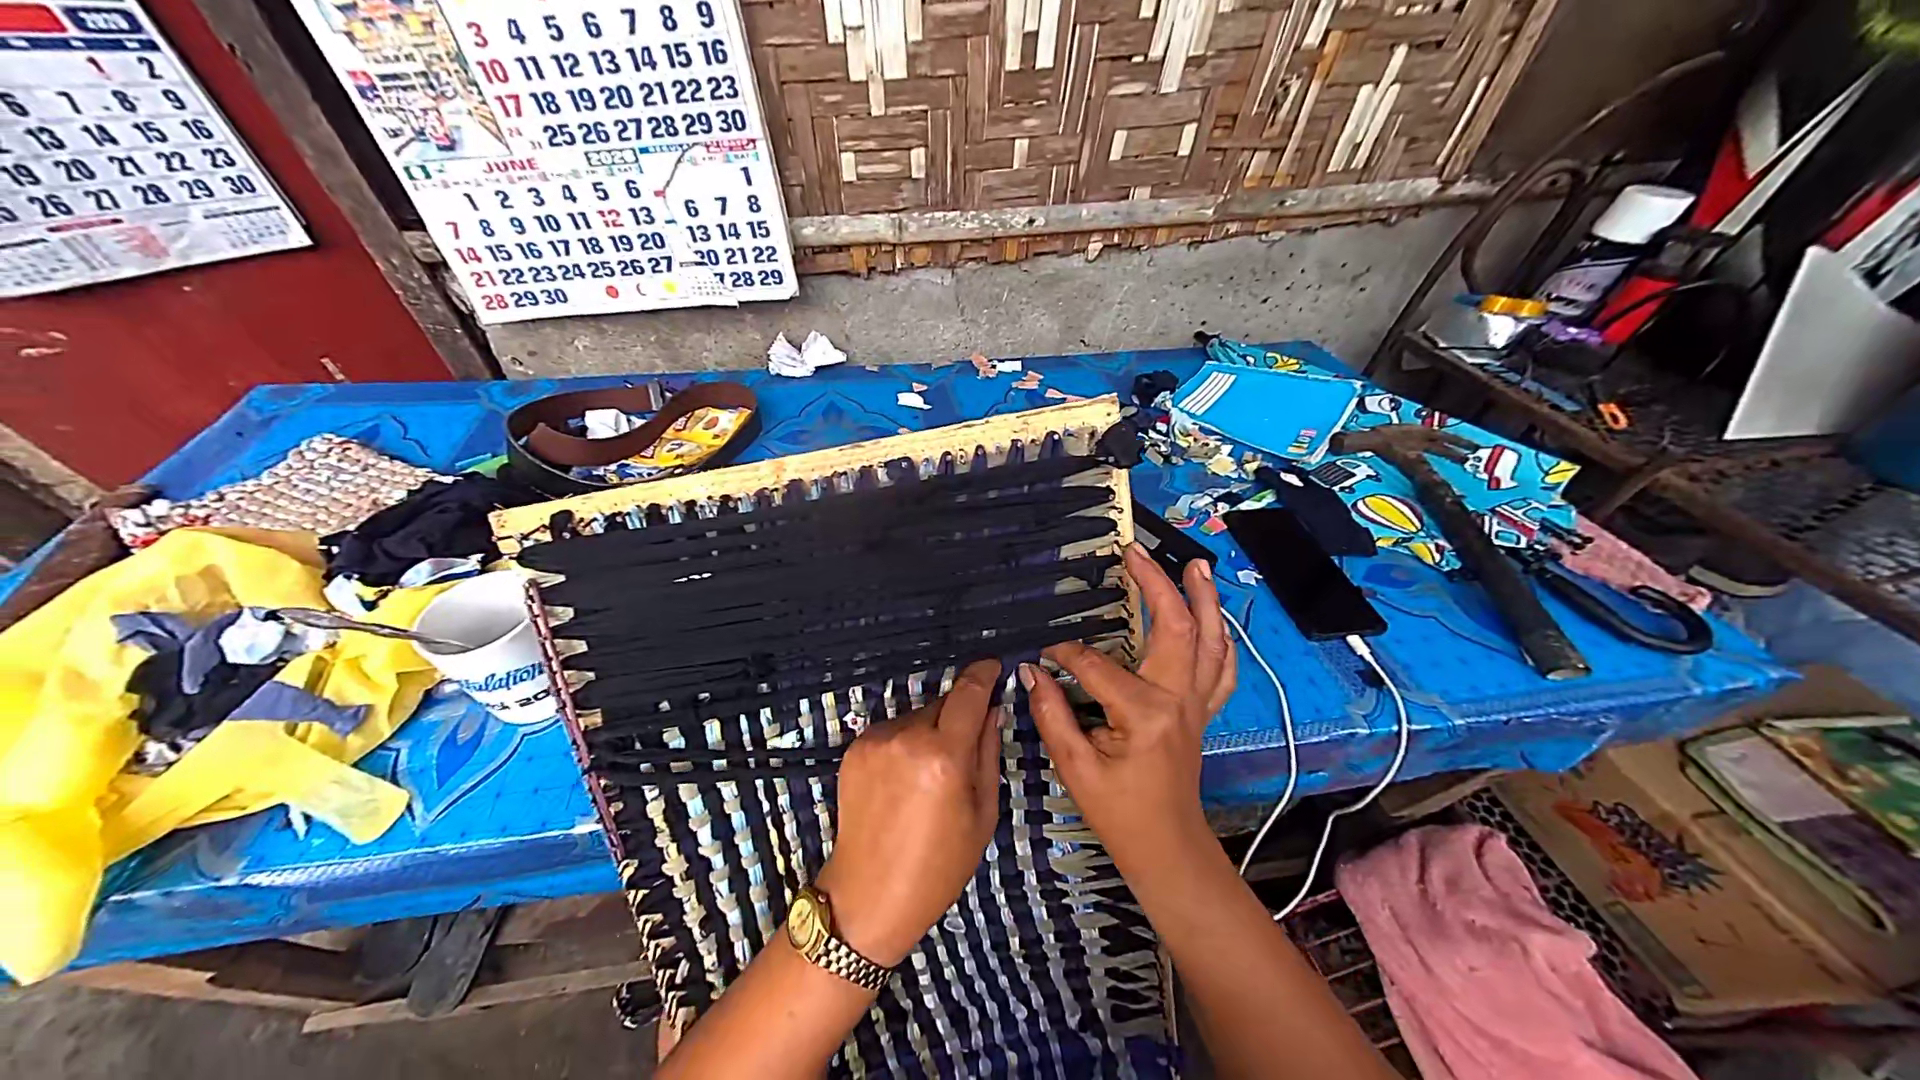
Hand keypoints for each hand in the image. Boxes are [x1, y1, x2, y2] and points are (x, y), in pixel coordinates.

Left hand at [814, 659, 1003, 967]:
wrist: (870, 894)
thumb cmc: (938, 865)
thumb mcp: (982, 814)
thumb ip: (987, 752)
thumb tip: (992, 709)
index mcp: (944, 757)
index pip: (968, 694)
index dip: (983, 674)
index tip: (993, 666)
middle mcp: (907, 738)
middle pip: (943, 704)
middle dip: (958, 715)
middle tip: (964, 750)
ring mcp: (876, 741)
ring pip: (917, 717)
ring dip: (931, 731)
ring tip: (929, 776)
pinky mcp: (855, 749)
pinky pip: (893, 731)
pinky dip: (905, 743)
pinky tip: (904, 781)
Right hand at [1023, 544, 1233, 871]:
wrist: (1167, 845)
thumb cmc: (1119, 812)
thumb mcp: (1075, 767)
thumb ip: (1052, 713)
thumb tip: (1032, 670)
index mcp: (1145, 713)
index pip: (1095, 665)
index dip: (1064, 654)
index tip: (1043, 652)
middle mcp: (1179, 698)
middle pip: (1174, 627)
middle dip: (1155, 584)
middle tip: (1135, 551)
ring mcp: (1198, 703)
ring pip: (1210, 640)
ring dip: (1204, 599)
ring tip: (1194, 564)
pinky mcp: (1204, 711)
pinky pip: (1221, 668)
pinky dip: (1220, 639)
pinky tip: (1216, 618)